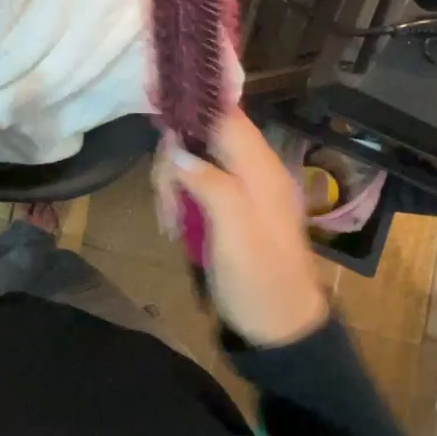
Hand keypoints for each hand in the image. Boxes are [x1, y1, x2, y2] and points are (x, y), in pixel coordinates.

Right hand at [167, 109, 329, 345]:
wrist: (279, 329)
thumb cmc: (259, 280)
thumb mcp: (235, 232)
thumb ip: (210, 183)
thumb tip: (176, 149)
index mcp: (261, 169)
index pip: (226, 115)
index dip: (193, 105)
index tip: (157, 106)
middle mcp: (252, 171)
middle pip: (202, 137)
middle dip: (174, 162)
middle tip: (166, 203)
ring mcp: (240, 190)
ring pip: (193, 162)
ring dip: (173, 185)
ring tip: (169, 222)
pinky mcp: (227, 210)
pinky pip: (195, 186)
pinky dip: (179, 200)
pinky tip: (174, 228)